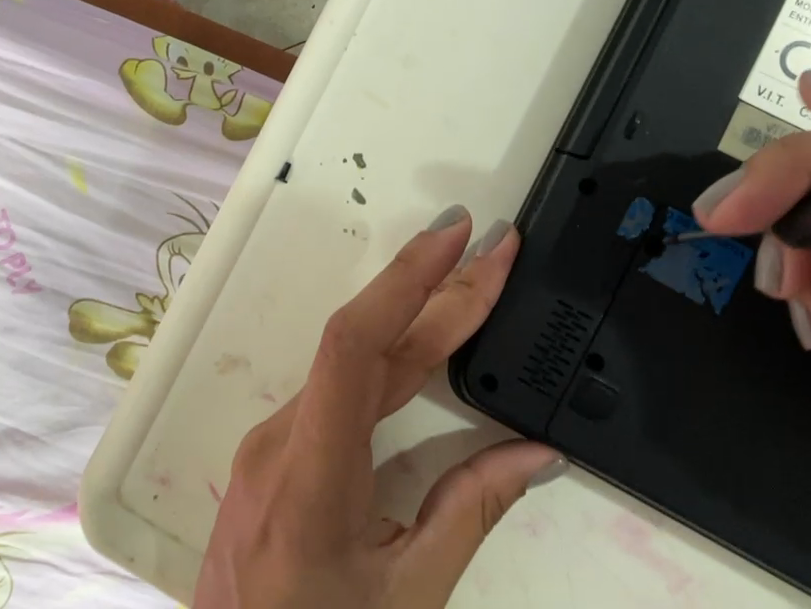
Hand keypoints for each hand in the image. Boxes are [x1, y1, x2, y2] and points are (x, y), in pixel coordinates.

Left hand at [196, 209, 563, 608]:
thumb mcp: (409, 595)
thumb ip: (471, 512)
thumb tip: (538, 451)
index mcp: (310, 476)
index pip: (355, 345)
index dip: (408, 279)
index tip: (459, 237)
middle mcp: (281, 441)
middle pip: (365, 343)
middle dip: (438, 290)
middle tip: (496, 249)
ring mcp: (272, 443)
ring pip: (353, 362)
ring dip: (417, 316)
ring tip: (475, 277)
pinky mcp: (276, 452)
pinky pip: (339, 387)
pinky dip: (391, 354)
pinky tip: (428, 336)